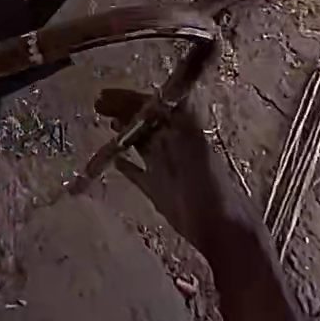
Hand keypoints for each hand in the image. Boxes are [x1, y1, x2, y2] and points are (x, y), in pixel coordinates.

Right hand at [94, 90, 252, 248]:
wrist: (222, 229)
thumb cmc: (208, 184)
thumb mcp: (196, 144)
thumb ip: (181, 117)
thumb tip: (163, 91)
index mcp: (181, 131)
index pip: (151, 106)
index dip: (129, 98)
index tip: (105, 95)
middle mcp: (172, 144)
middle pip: (143, 121)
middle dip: (122, 110)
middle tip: (97, 105)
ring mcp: (164, 167)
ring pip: (139, 141)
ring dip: (123, 130)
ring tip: (105, 122)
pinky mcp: (157, 189)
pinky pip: (136, 172)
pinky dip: (124, 163)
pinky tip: (112, 159)